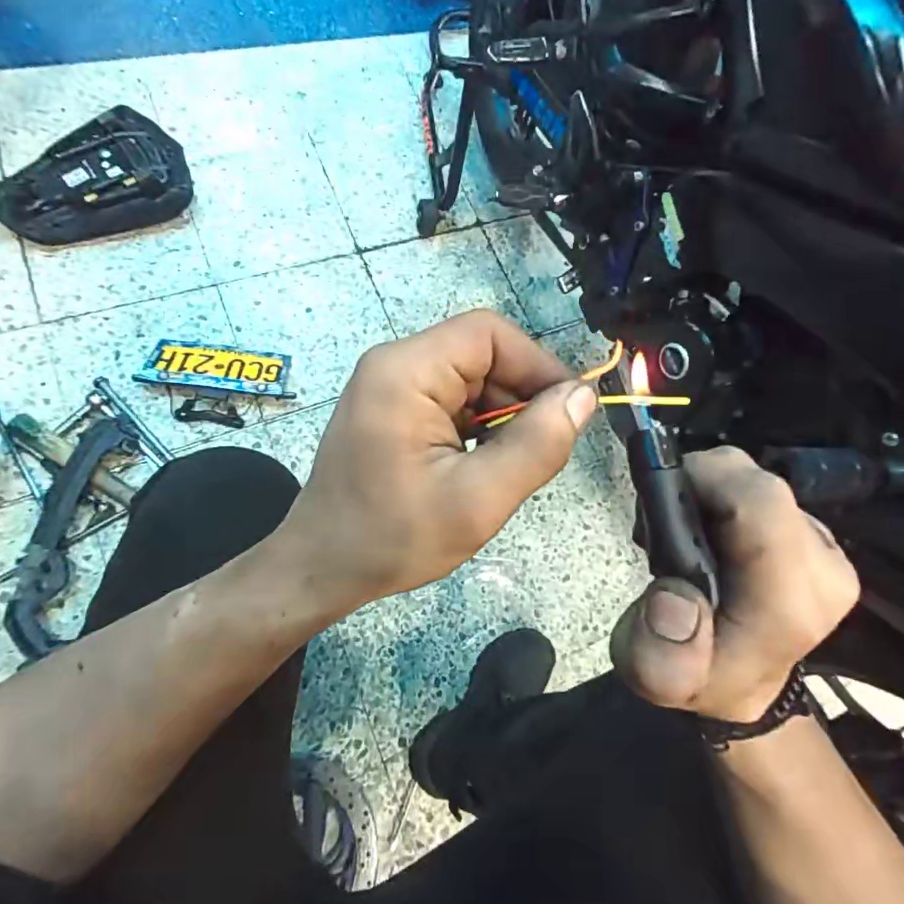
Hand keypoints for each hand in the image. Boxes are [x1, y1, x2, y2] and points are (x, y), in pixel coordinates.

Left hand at [273, 310, 599, 610]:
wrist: (321, 569)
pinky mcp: (394, 409)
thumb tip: (581, 397)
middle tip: (540, 450)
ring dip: (502, 415)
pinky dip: (479, 426)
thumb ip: (537, 445)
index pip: (489, 334)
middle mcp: (395, 365)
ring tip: (508, 465)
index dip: (537, 365)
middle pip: (482, 355)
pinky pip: (453, 400)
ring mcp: (392, 386)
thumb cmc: (392, 537)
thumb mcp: (477, 499)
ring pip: (472, 379)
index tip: (567, 411)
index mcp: (406, 371)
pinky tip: (482, 465)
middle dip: (520, 396)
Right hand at [611, 447, 858, 722]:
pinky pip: (761, 490)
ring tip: (684, 535)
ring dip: (710, 493)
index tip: (659, 511)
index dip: (702, 483)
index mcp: (792, 601)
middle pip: (756, 483)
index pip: (759, 501)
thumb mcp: (658, 678)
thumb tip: (676, 599)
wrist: (741, 682)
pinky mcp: (817, 534)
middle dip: (699, 489)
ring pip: (757, 480)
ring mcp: (827, 548)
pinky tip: (708, 534)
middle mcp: (825, 567)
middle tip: (663, 528)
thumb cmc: (697, 677)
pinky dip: (725, 498)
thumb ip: (661, 653)